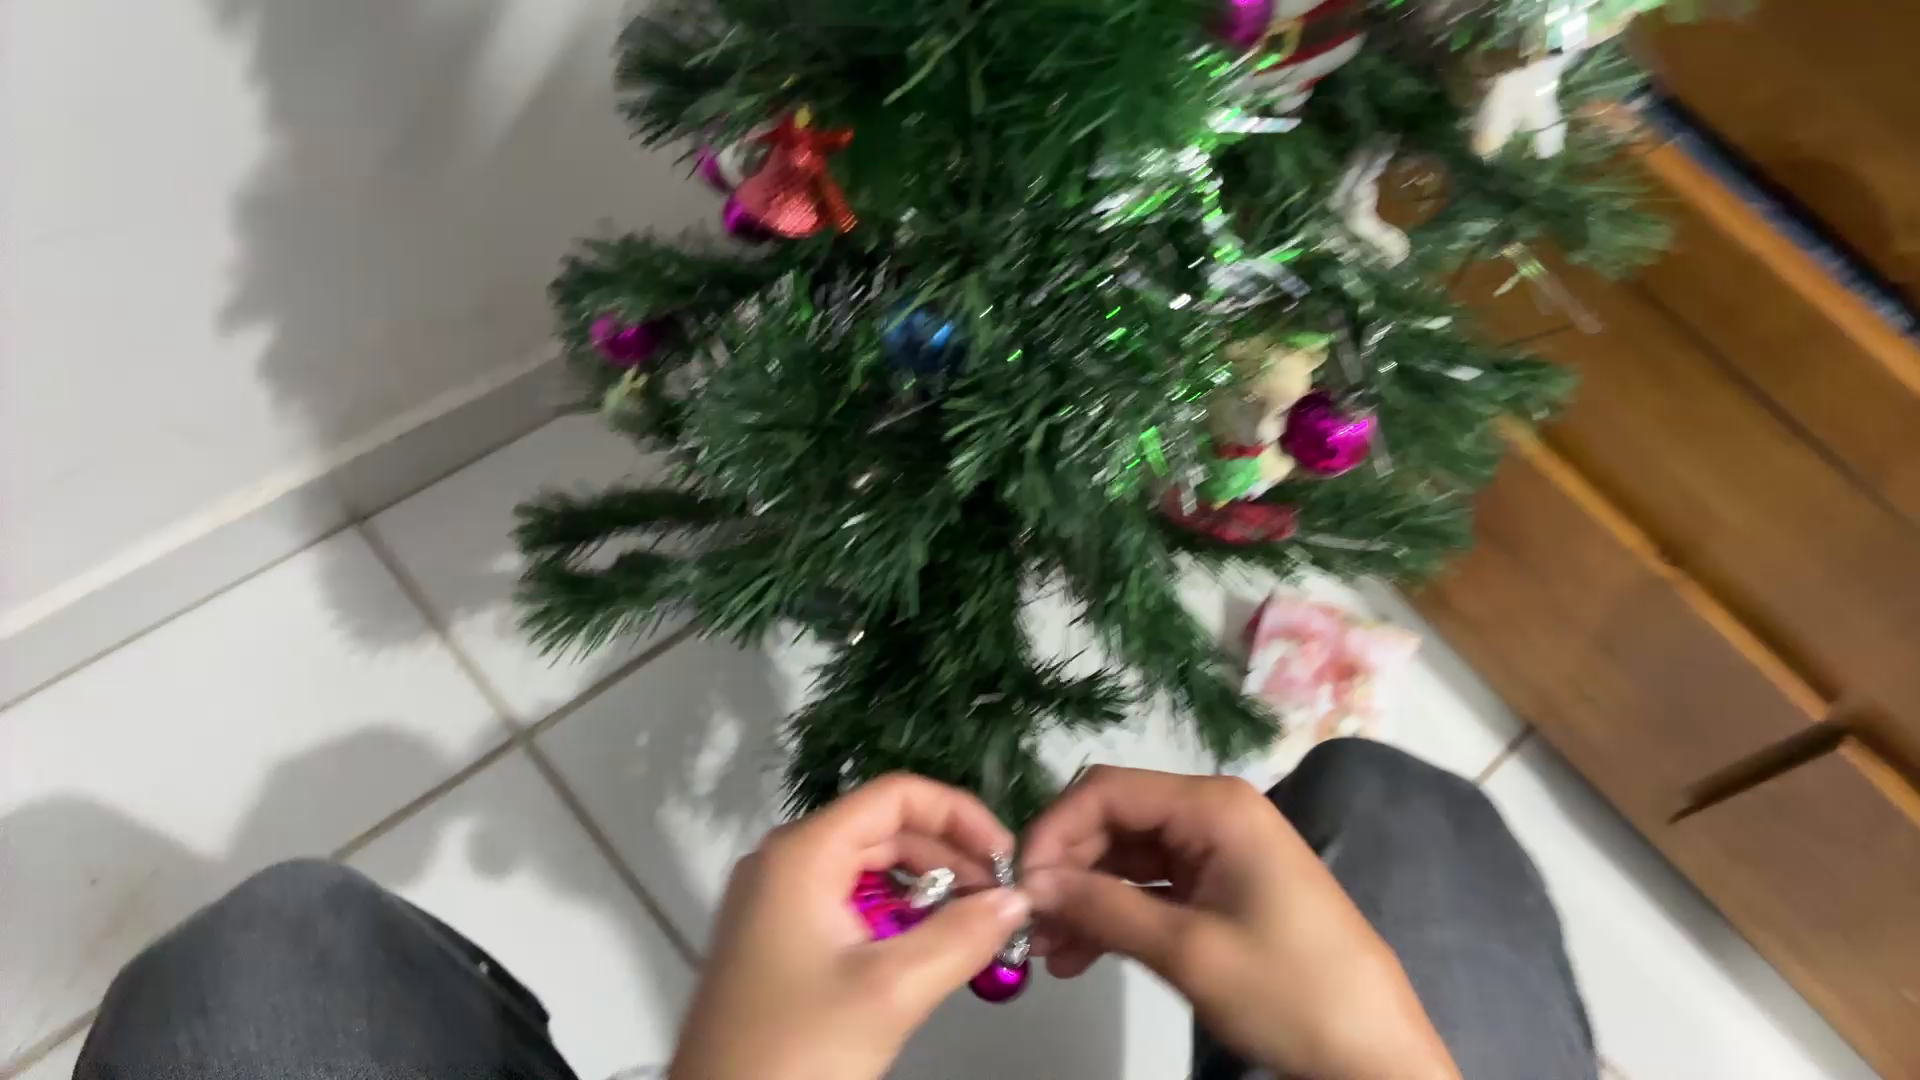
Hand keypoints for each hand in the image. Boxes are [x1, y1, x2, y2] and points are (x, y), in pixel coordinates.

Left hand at [669, 774, 1030, 1079]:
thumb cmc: (795, 1052)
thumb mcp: (890, 993)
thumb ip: (961, 937)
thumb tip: (1016, 899)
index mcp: (804, 850)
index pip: (896, 796)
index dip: (958, 815)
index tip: (1004, 858)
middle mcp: (788, 858)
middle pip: (884, 828)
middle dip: (948, 855)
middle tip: (999, 900)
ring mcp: (778, 896)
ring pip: (870, 865)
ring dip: (926, 886)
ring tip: (975, 922)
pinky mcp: (779, 934)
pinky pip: (850, 899)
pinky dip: (896, 914)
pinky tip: (929, 944)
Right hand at [1020, 766, 1458, 1079]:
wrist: (1378, 1061)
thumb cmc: (1291, 991)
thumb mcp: (1188, 951)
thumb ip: (1102, 908)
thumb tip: (1029, 884)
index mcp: (1212, 805)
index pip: (1109, 790)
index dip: (1056, 827)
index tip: (1022, 881)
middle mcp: (1210, 814)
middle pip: (1114, 821)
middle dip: (1067, 869)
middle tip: (1029, 923)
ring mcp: (1214, 851)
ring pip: (1125, 858)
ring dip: (1083, 898)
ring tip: (1047, 952)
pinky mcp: (1217, 887)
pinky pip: (1149, 888)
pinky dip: (1112, 915)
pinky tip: (1078, 956)